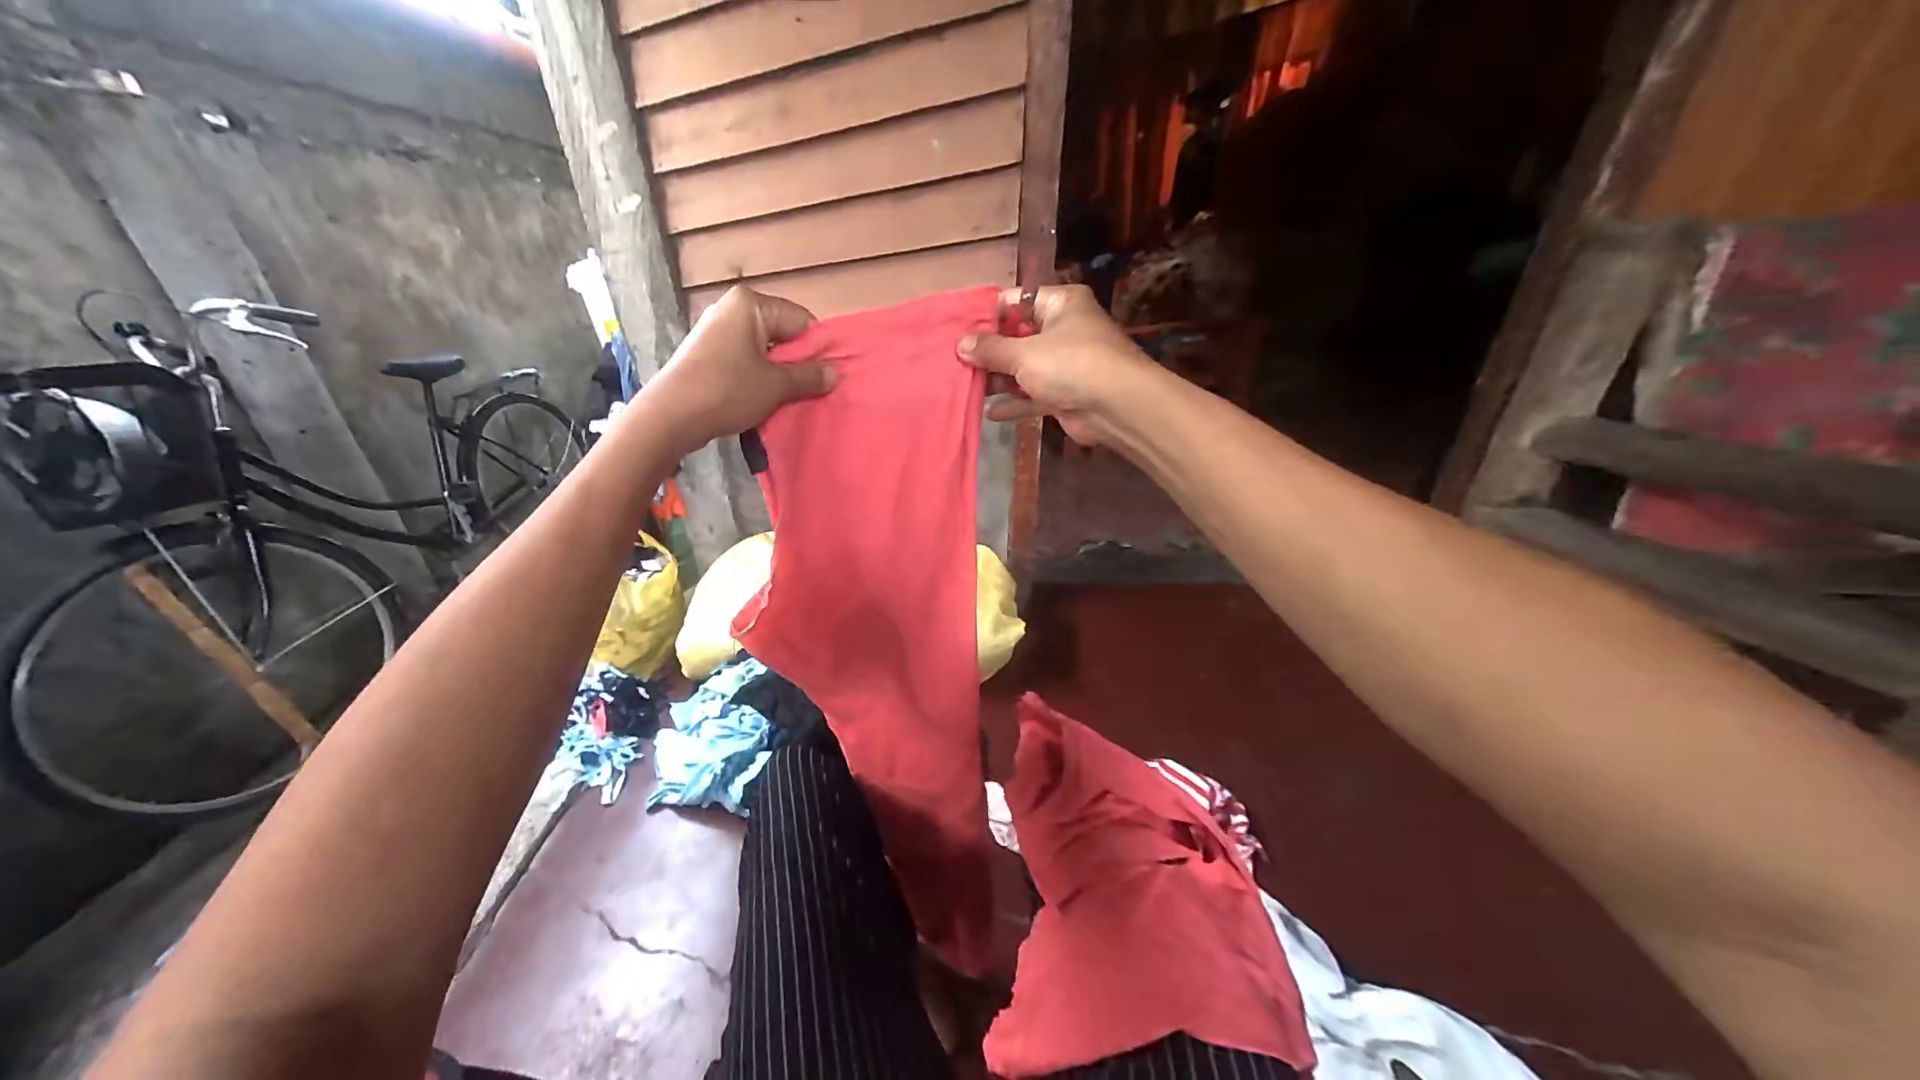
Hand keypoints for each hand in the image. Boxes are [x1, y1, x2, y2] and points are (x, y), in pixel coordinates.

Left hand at [641, 285, 836, 454]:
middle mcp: (732, 310)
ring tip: (789, 400)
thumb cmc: (727, 390)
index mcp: (750, 304)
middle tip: (812, 392)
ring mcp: (716, 332)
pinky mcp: (707, 355)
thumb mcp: (776, 385)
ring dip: (779, 376)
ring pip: (764, 352)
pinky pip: (745, 363)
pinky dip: (758, 380)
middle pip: (782, 335)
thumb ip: (808, 376)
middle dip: (797, 364)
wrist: (671, 416)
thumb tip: (834, 373)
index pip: (801, 320)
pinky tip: (764, 402)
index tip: (826, 377)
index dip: (816, 349)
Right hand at [956, 285, 1160, 446]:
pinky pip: (1034, 395)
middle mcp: (1064, 329)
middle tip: (956, 363)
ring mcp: (1066, 364)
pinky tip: (990, 412)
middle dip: (989, 352)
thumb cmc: (1071, 364)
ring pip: (1025, 369)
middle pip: (1018, 337)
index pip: (1015, 301)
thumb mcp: (1024, 353)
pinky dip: (1015, 403)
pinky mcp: (1066, 394)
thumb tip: (961, 344)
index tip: (957, 331)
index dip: (986, 316)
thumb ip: (991, 350)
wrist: (1118, 407)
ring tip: (966, 387)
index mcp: (1060, 303)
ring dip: (999, 380)